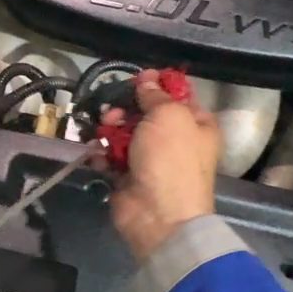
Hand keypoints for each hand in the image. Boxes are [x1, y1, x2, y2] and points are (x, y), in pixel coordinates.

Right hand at [107, 69, 221, 261]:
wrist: (158, 214)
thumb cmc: (172, 159)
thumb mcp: (169, 116)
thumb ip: (156, 96)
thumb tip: (147, 81)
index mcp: (196, 125)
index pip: (179, 96)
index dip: (159, 84)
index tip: (138, 77)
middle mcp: (175, 140)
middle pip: (146, 113)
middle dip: (126, 108)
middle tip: (112, 109)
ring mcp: (150, 159)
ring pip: (125, 133)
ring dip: (110, 127)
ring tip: (103, 129)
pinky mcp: (128, 175)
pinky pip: (111, 155)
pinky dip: (102, 151)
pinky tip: (96, 150)